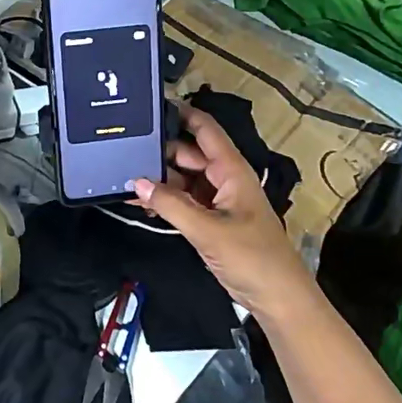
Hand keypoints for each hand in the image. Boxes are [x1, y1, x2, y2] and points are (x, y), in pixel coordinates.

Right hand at [130, 104, 315, 322]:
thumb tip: (137, 181)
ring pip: (184, 178)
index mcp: (232, 169)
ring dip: (159, 179)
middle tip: (124, 149)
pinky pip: (184, 200)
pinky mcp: (212, 219)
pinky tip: (141, 201)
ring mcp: (218, 199)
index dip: (182, 113)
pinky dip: (165, 199)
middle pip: (188, 153)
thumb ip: (170, 204)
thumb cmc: (251, 257)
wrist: (277, 297)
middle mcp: (224, 178)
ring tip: (124, 176)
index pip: (205, 129)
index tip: (151, 105)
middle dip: (160, 152)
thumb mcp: (207, 230)